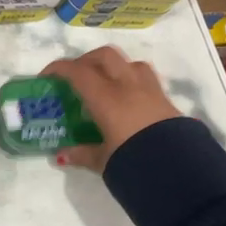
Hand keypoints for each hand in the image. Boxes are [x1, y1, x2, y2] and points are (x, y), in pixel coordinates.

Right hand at [40, 46, 182, 172]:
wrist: (179, 170)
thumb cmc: (133, 162)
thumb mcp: (102, 161)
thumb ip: (81, 154)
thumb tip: (62, 155)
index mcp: (106, 98)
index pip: (77, 72)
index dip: (58, 68)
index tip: (47, 76)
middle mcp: (127, 86)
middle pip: (104, 56)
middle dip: (86, 60)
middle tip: (76, 77)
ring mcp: (149, 89)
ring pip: (128, 62)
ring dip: (112, 66)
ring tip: (105, 84)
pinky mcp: (165, 99)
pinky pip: (145, 77)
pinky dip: (131, 78)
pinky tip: (128, 97)